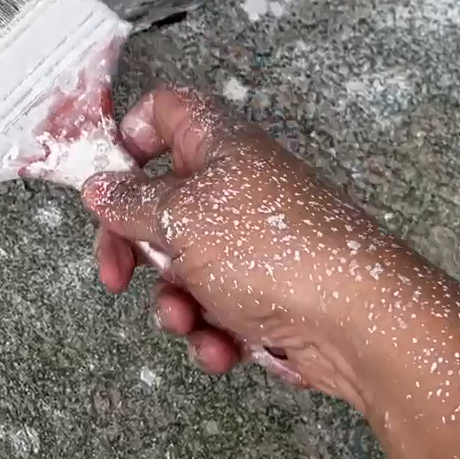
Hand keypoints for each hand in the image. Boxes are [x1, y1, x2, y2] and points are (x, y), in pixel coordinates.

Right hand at [83, 85, 439, 406]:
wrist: (362, 327)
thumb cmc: (267, 250)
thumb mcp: (179, 217)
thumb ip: (128, 202)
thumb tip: (97, 188)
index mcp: (216, 146)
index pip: (164, 110)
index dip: (130, 135)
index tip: (107, 178)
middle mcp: (232, 186)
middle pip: (157, 200)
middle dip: (132, 245)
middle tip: (115, 275)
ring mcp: (248, 242)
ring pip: (180, 261)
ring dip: (172, 298)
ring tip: (185, 320)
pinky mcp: (263, 291)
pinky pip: (214, 301)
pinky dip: (209, 327)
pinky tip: (220, 347)